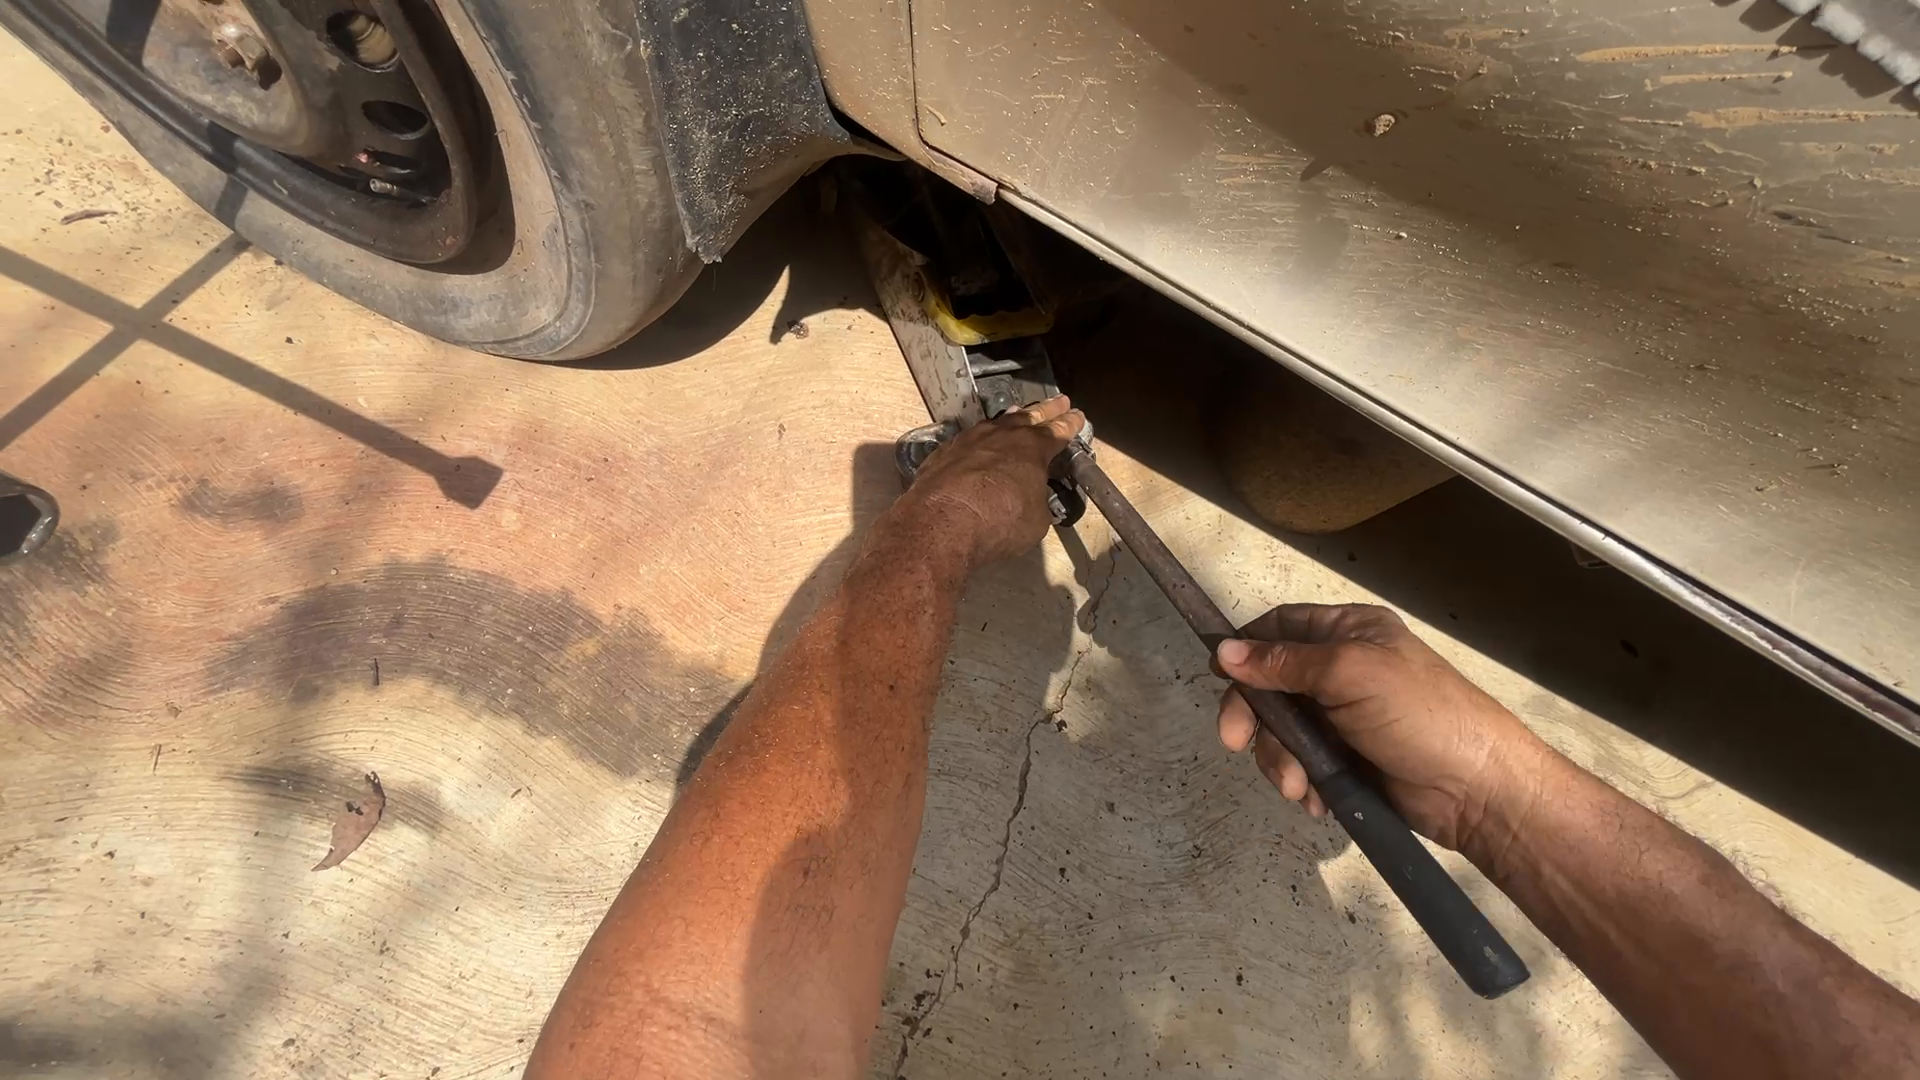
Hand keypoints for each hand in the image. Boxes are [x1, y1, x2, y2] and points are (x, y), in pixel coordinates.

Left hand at [895, 396, 1085, 565]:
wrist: (942, 522)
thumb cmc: (999, 522)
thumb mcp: (1036, 520)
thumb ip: (1038, 503)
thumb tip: (1033, 501)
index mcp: (1033, 448)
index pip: (1058, 431)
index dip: (1070, 424)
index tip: (1077, 416)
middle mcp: (1003, 436)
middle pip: (1029, 417)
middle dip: (1046, 410)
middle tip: (1058, 401)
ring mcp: (970, 440)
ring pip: (997, 424)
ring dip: (1011, 419)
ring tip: (1020, 413)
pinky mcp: (945, 452)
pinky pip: (969, 439)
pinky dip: (980, 439)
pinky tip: (979, 443)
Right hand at [1214, 603, 1551, 849]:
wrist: (1481, 794)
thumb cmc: (1419, 715)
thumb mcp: (1349, 673)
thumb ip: (1283, 662)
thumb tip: (1223, 650)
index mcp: (1347, 632)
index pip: (1279, 627)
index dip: (1245, 648)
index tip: (1219, 675)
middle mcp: (1339, 669)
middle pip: (1268, 682)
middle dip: (1252, 716)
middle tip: (1235, 742)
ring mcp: (1339, 716)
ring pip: (1278, 728)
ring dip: (1277, 757)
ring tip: (1296, 786)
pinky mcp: (1342, 758)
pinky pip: (1297, 761)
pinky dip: (1298, 779)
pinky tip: (1313, 798)